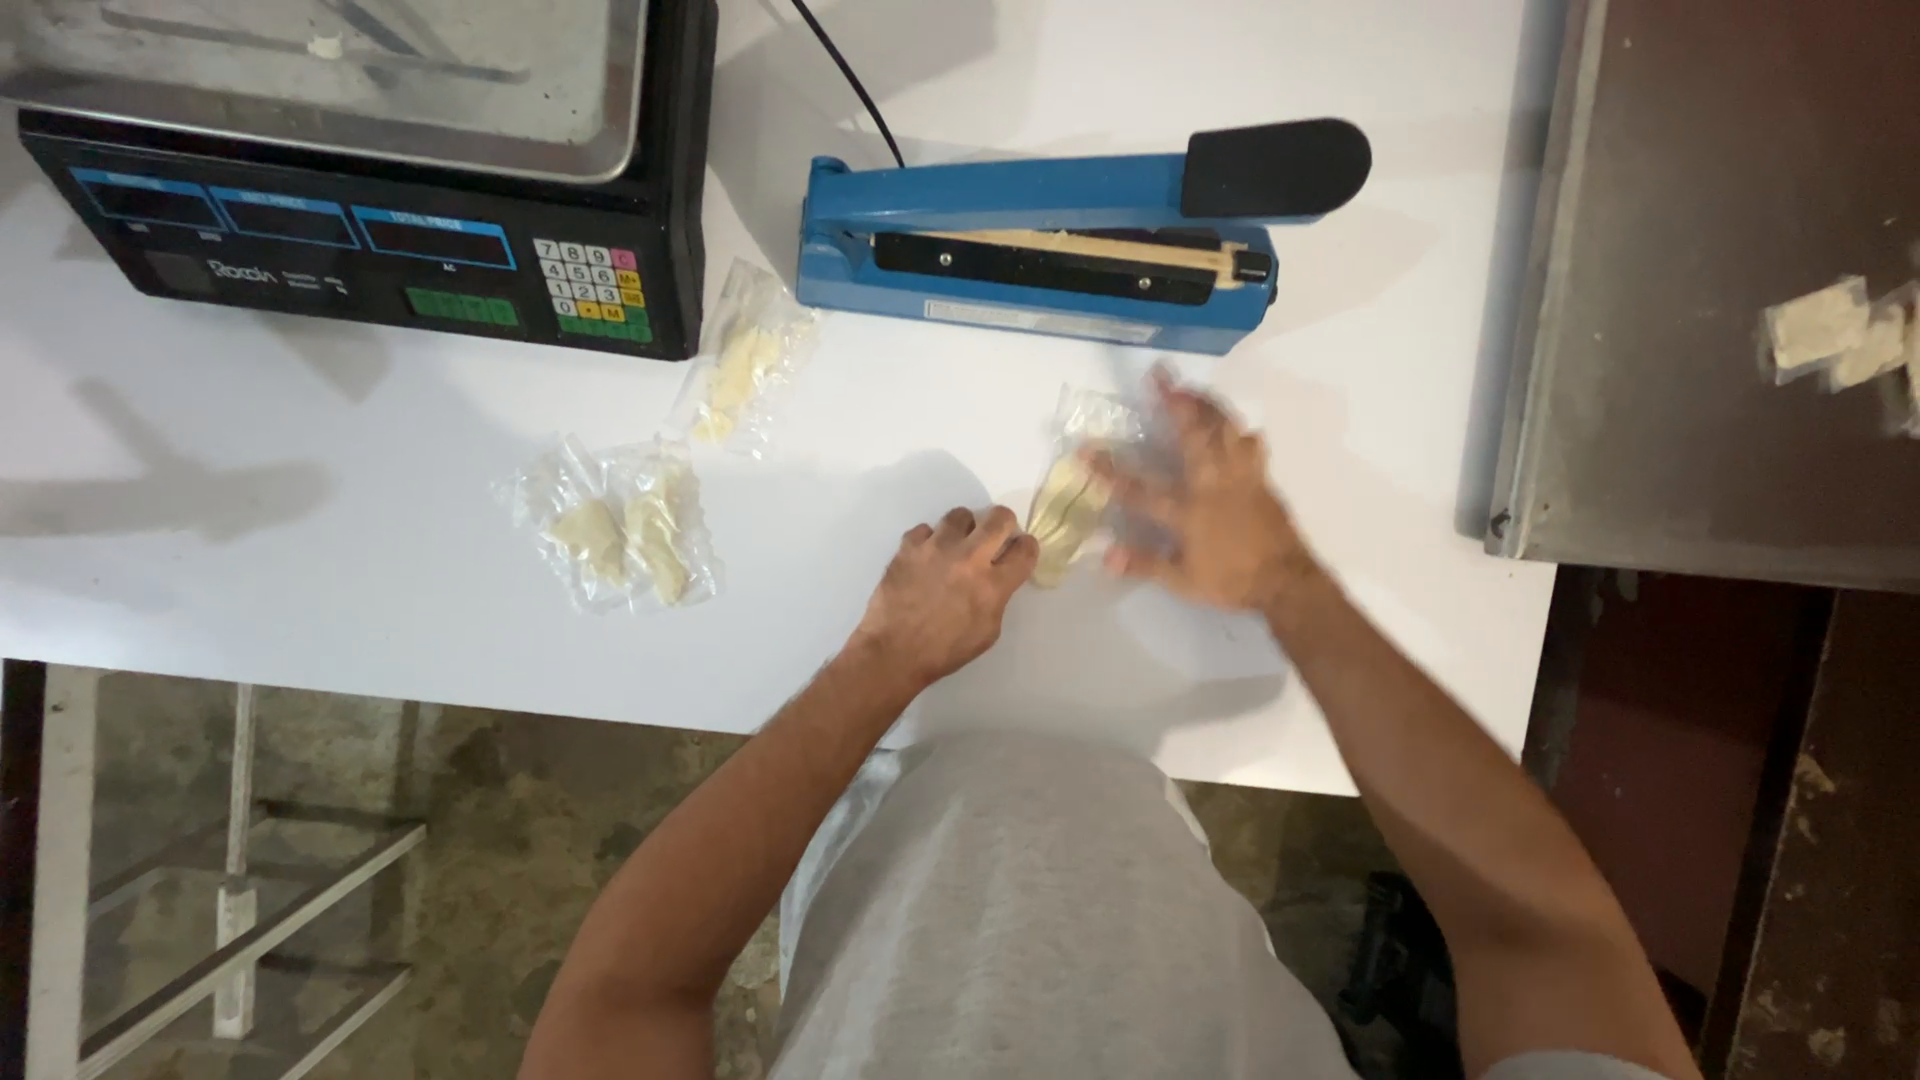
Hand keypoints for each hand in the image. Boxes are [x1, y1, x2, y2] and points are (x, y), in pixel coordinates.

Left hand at [850, 506, 1039, 688]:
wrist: (893, 652)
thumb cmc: (944, 651)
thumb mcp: (987, 633)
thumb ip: (997, 599)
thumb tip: (996, 579)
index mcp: (993, 585)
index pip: (1024, 550)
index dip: (1027, 546)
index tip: (1020, 548)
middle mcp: (969, 558)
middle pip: (999, 518)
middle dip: (1003, 523)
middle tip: (995, 535)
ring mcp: (937, 548)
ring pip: (960, 515)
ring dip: (964, 529)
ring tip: (955, 545)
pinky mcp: (909, 547)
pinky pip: (925, 529)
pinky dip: (928, 541)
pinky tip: (925, 558)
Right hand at [1087, 371, 1321, 613]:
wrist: (1288, 583)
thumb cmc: (1232, 582)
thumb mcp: (1183, 581)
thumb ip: (1144, 564)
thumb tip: (1105, 556)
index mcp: (1190, 511)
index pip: (1141, 489)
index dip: (1109, 471)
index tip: (1084, 451)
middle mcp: (1215, 485)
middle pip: (1194, 434)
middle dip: (1174, 402)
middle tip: (1160, 375)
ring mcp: (1242, 478)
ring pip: (1227, 429)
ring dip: (1208, 404)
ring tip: (1191, 388)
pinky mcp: (1262, 480)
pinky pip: (1252, 445)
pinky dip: (1240, 430)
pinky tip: (1235, 425)